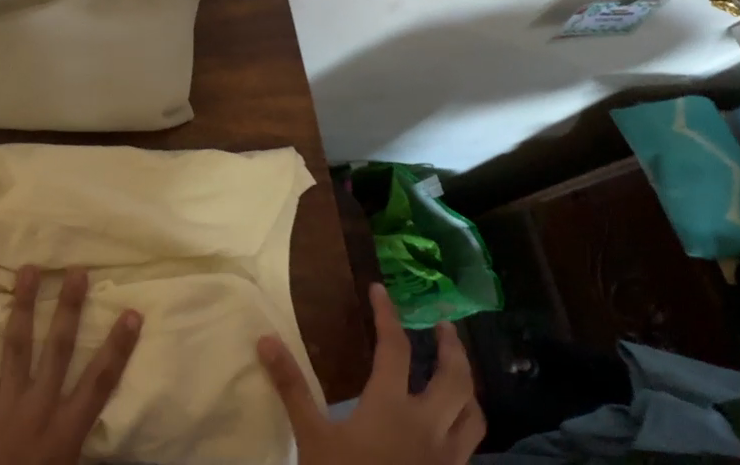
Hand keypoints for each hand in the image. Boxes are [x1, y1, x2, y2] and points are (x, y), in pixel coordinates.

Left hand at [0, 265, 143, 464]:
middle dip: (69, 309)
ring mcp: (6, 401)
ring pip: (19, 344)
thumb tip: (101, 417)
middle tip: (77, 271)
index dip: (118, 347)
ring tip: (30, 269)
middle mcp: (40, 408)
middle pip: (59, 350)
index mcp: (67, 430)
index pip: (100, 382)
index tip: (132, 314)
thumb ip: (78, 441)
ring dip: (25, 304)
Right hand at [258, 283, 483, 464]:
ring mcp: (447, 457)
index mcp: (392, 407)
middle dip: (451, 347)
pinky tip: (452, 425)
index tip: (379, 290)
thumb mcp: (311, 437)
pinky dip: (467, 421)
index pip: (395, 348)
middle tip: (443, 326)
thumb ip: (291, 386)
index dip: (387, 315)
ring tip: (456, 372)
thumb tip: (265, 338)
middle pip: (455, 378)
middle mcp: (429, 426)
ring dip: (468, 385)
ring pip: (474, 413)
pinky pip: (471, 443)